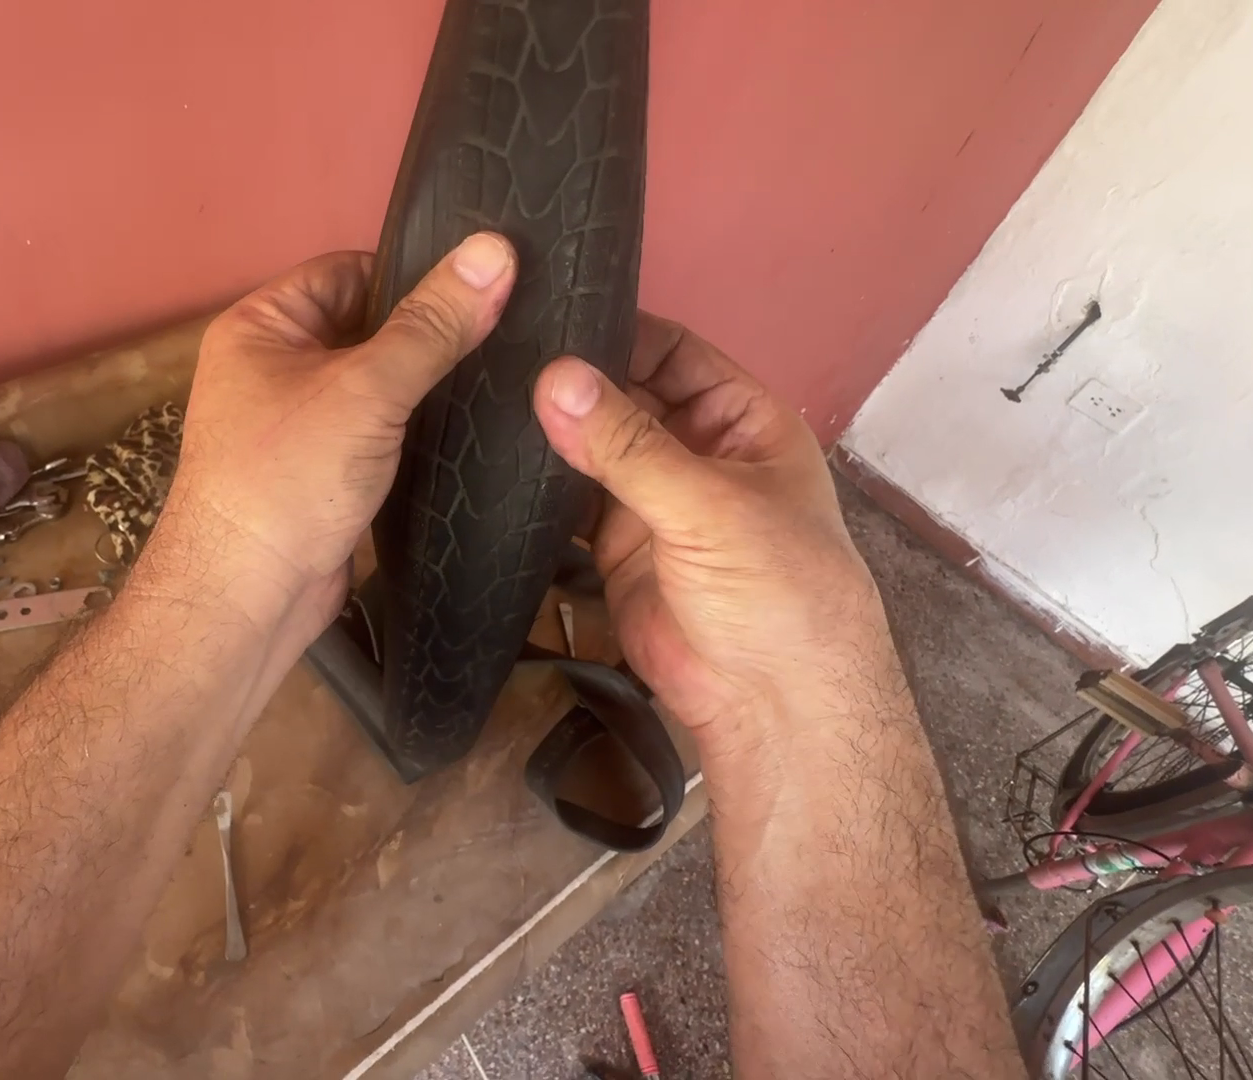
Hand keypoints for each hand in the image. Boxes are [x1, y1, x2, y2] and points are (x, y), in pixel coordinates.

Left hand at [138, 234, 516, 653]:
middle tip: (502, 329)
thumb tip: (494, 252)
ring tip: (498, 374)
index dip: (409, 276)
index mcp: (262, 327)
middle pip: (363, 329)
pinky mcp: (325, 471)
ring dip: (422, 386)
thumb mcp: (365, 390)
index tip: (476, 288)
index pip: (346, 272)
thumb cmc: (288, 479)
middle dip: (423, 335)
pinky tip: (464, 426)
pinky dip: (412, 429)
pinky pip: (375, 431)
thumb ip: (431, 328)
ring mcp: (299, 424)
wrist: (251, 595)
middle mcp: (275, 368)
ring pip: (374, 386)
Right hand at [532, 315, 895, 757]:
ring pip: (589, 451)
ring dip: (548, 435)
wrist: (763, 702)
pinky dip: (538, 490)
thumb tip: (553, 377)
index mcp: (735, 419)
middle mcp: (688, 450)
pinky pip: (569, 503)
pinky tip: (495, 467)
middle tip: (492, 359)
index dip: (616, 331)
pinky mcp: (610, 545)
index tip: (544, 319)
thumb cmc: (773, 588)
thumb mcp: (707, 505)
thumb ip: (627, 444)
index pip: (670, 352)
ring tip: (480, 402)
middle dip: (571, 383)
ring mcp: (646, 499)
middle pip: (621, 398)